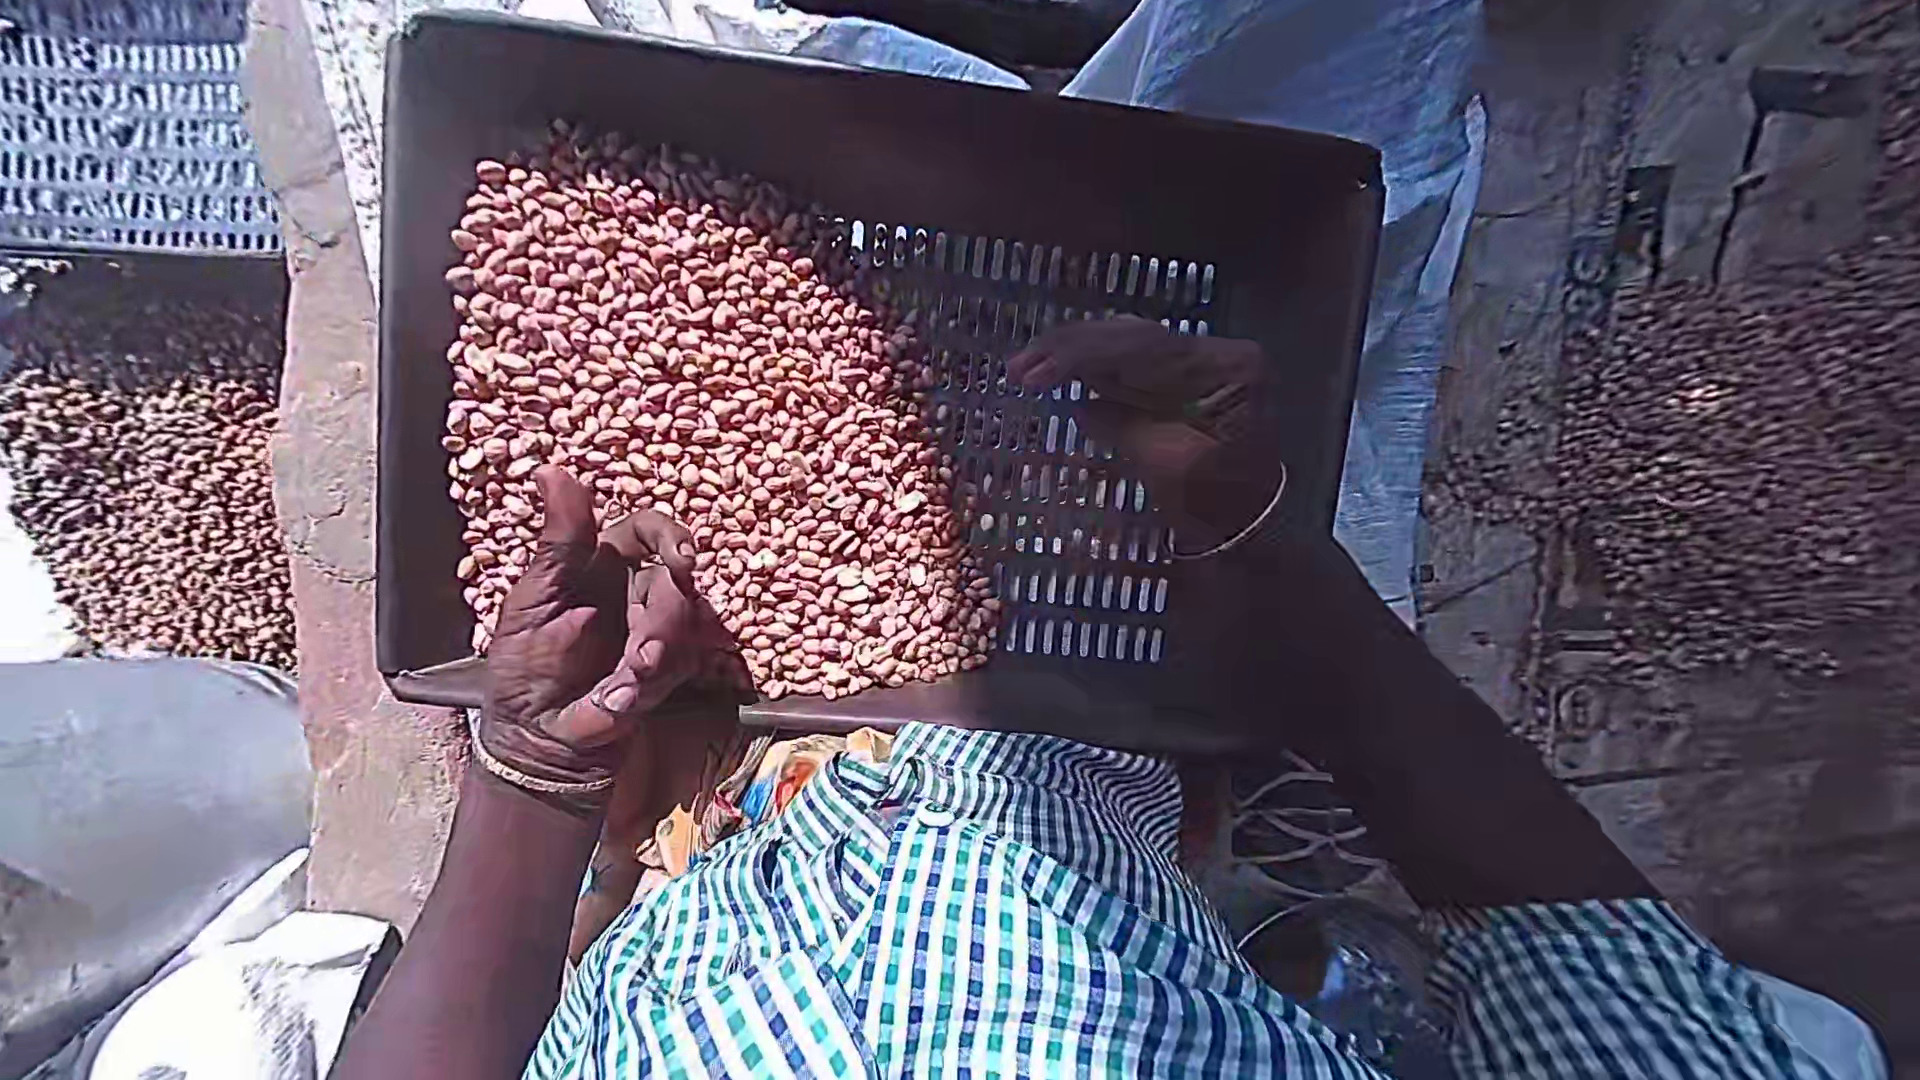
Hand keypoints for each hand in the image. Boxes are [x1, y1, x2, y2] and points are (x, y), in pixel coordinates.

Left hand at [479, 467, 745, 794]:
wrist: (545, 738)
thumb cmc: (527, 666)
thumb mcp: (535, 600)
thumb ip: (558, 541)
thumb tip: (553, 469)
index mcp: (601, 564)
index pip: (649, 529)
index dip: (672, 535)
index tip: (685, 558)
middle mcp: (638, 588)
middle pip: (677, 580)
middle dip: (665, 619)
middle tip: (643, 657)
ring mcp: (660, 624)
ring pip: (689, 619)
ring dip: (660, 655)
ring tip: (624, 685)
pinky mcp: (676, 660)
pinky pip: (688, 657)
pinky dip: (658, 680)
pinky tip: (629, 694)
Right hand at [1007, 315, 1276, 538]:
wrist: (1248, 529)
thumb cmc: (1219, 504)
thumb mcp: (1170, 466)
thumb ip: (1125, 427)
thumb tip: (1082, 407)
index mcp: (1226, 366)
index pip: (1143, 347)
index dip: (1081, 356)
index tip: (1032, 373)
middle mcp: (1215, 354)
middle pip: (1133, 337)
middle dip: (1071, 349)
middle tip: (1018, 366)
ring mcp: (1199, 367)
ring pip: (1127, 347)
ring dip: (1075, 355)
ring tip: (1027, 367)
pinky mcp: (1181, 385)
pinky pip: (1131, 369)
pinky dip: (1092, 371)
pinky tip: (1058, 372)